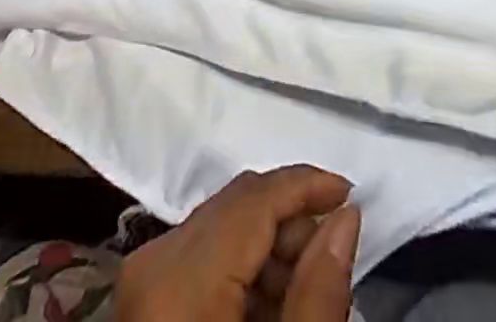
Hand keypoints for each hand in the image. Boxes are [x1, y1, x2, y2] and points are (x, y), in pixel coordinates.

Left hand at [115, 165, 360, 321]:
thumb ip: (320, 288)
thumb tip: (345, 216)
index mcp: (182, 280)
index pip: (255, 199)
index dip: (307, 185)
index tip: (352, 195)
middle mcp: (154, 264)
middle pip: (239, 205)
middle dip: (293, 221)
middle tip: (331, 258)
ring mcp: (143, 280)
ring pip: (224, 225)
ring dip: (272, 246)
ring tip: (301, 296)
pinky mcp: (143, 297)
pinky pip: (204, 253)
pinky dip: (245, 267)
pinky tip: (267, 309)